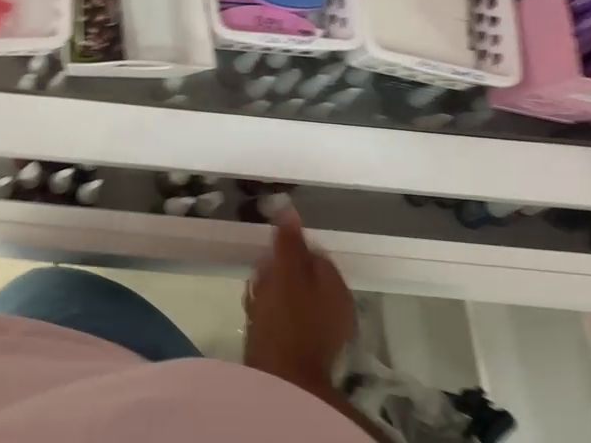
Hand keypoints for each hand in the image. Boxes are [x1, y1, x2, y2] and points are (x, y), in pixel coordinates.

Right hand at [244, 207, 356, 398]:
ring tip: (254, 301)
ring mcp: (323, 328)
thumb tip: (290, 209)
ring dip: (269, 292)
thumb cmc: (284, 322)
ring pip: (290, 294)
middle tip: (258, 282)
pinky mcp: (306, 345)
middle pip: (299, 273)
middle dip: (273, 273)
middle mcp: (336, 305)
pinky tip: (257, 318)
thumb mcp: (284, 275)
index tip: (265, 259)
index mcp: (336, 285)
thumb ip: (288, 242)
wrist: (282, 380)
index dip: (283, 251)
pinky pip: (287, 316)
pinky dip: (271, 313)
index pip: (309, 252)